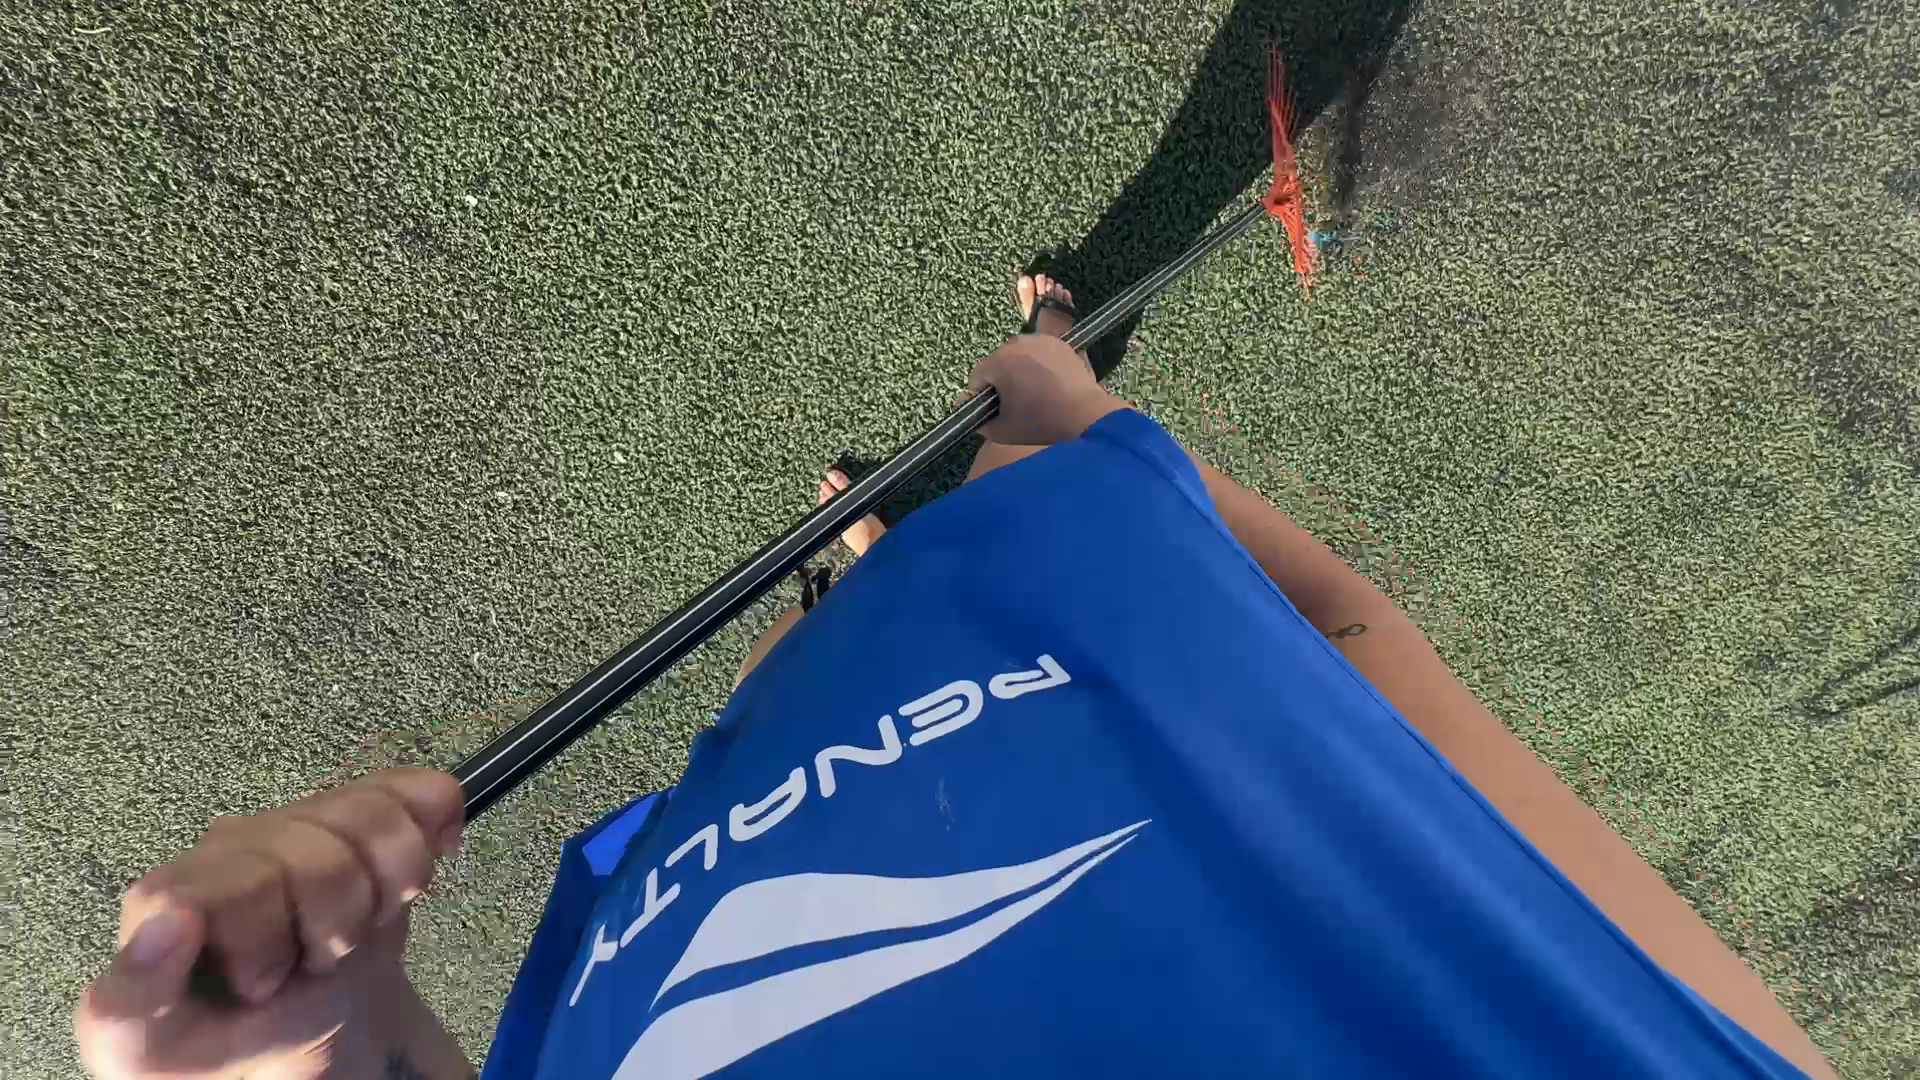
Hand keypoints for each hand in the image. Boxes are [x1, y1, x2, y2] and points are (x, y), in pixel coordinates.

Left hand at [74, 768, 466, 1079]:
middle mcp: (246, 836)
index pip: (245, 880)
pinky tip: (431, 856)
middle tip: (321, 956)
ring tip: (365, 920)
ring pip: (383, 816)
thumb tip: (171, 919)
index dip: (271, 936)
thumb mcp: (152, 1051)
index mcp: (179, 885)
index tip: (265, 981)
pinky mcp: (385, 802)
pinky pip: (430, 788)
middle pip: (326, 851)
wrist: (313, 1018)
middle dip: (341, 922)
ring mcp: (320, 813)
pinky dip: (442, 824)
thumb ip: (129, 1003)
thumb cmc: (233, 1036)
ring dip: (393, 887)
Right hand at [967, 334, 1127, 445]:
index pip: (977, 376)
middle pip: (997, 363)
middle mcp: (1016, 343)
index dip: (981, 396)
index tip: (992, 411)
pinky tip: (1047, 384)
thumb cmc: (1039, 423)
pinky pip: (1038, 353)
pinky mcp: (1059, 343)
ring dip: (1019, 370)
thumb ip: (975, 418)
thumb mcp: (1000, 430)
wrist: (1084, 415)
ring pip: (1018, 356)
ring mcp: (1040, 340)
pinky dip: (1038, 365)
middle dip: (1001, 380)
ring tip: (1032, 393)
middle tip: (1015, 404)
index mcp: (998, 362)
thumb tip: (964, 402)